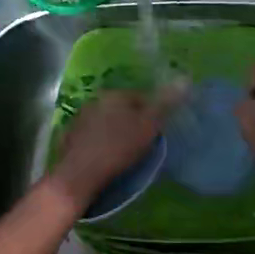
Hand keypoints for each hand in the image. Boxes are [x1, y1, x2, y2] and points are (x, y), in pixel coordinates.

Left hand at [50, 87, 177, 202]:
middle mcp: (94, 100)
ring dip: (114, 130)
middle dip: (132, 120)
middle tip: (142, 140)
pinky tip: (104, 155)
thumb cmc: (118, 147)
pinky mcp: (69, 137)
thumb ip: (165, 103)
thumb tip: (184, 78)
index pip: (141, 96)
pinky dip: (99, 141)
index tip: (157, 130)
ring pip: (105, 120)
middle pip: (121, 107)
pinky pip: (92, 135)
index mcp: (114, 94)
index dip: (152, 112)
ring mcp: (79, 118)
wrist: (79, 174)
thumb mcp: (149, 125)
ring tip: (123, 149)